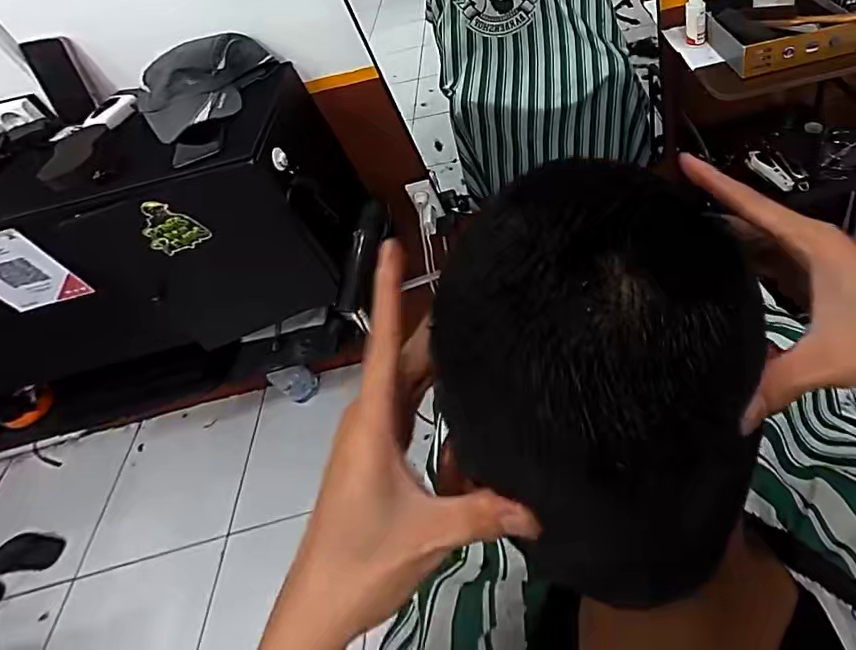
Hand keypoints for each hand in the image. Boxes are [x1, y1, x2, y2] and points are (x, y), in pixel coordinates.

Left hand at [260, 242, 538, 649]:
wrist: (317, 608)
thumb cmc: (358, 564)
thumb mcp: (428, 535)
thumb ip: (485, 514)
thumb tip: (538, 508)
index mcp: (373, 420)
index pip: (381, 341)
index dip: (385, 290)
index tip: (389, 247)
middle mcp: (370, 416)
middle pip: (403, 354)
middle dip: (431, 317)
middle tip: (466, 284)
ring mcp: (372, 434)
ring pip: (407, 379)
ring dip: (433, 355)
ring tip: (469, 327)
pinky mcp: (378, 451)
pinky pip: (409, 405)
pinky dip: (432, 391)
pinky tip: (460, 392)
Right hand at [680, 155, 855, 430]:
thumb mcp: (831, 360)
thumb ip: (778, 383)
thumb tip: (736, 416)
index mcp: (812, 243)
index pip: (752, 205)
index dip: (715, 182)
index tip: (682, 161)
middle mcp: (812, 245)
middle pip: (752, 221)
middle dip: (713, 209)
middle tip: (669, 209)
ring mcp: (817, 265)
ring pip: (763, 245)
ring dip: (731, 241)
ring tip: (688, 239)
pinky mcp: (821, 286)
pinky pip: (774, 269)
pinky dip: (749, 268)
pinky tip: (728, 277)